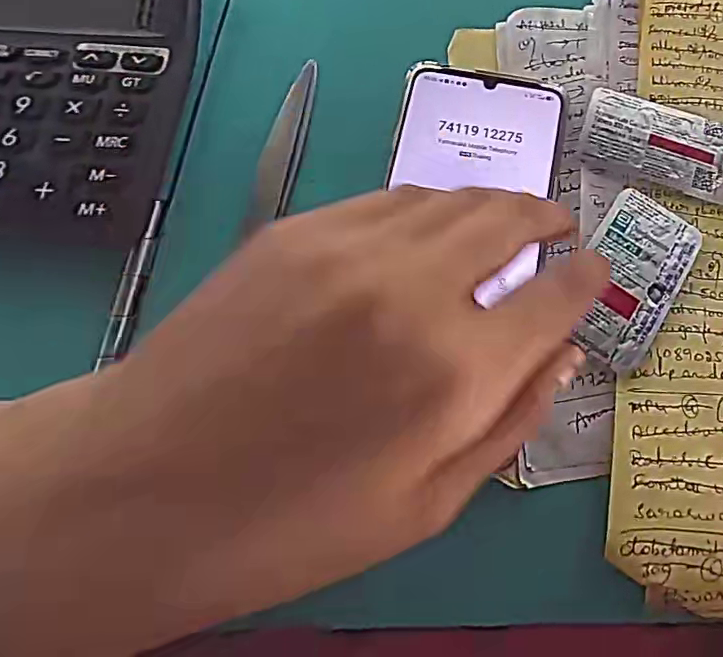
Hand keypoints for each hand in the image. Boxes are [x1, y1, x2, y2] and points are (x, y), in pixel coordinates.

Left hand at [0, 186, 604, 649]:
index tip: (595, 268)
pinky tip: (432, 230)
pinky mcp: (303, 230)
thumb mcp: (426, 504)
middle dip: (548, 217)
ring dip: (495, 206)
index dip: (588, 275)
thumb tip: (568, 351)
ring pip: (457, 197)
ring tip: (504, 224)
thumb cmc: (291, 524)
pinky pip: (396, 198)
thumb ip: (513, 418)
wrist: (127, 492)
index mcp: (454, 372)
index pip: (557, 294)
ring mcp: (352, 248)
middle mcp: (414, 291)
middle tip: (558, 227)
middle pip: (512, 218)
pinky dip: (434, 207)